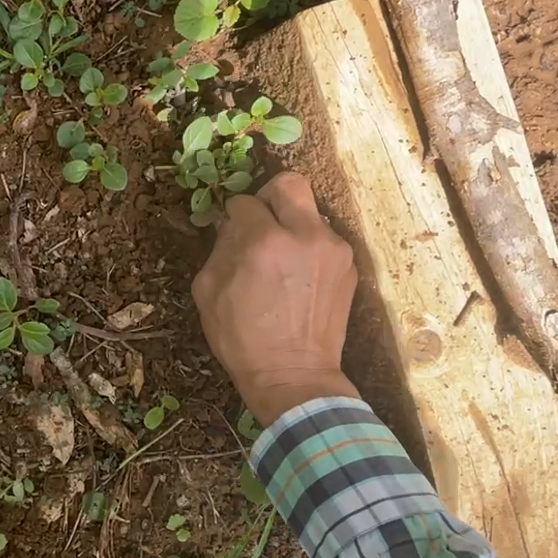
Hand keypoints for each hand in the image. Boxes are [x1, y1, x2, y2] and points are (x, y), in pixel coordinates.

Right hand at [192, 171, 359, 424]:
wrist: (293, 373)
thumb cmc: (239, 336)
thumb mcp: (208, 290)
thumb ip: (219, 249)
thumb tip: (232, 227)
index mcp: (263, 241)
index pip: (245, 202)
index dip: (233, 214)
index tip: (230, 228)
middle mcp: (304, 235)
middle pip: (289, 184)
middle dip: (269, 196)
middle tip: (260, 221)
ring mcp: (333, 249)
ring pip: (309, 213)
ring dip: (291, 226)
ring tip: (280, 258)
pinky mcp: (349, 266)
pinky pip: (323, 240)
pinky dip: (307, 249)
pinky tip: (297, 278)